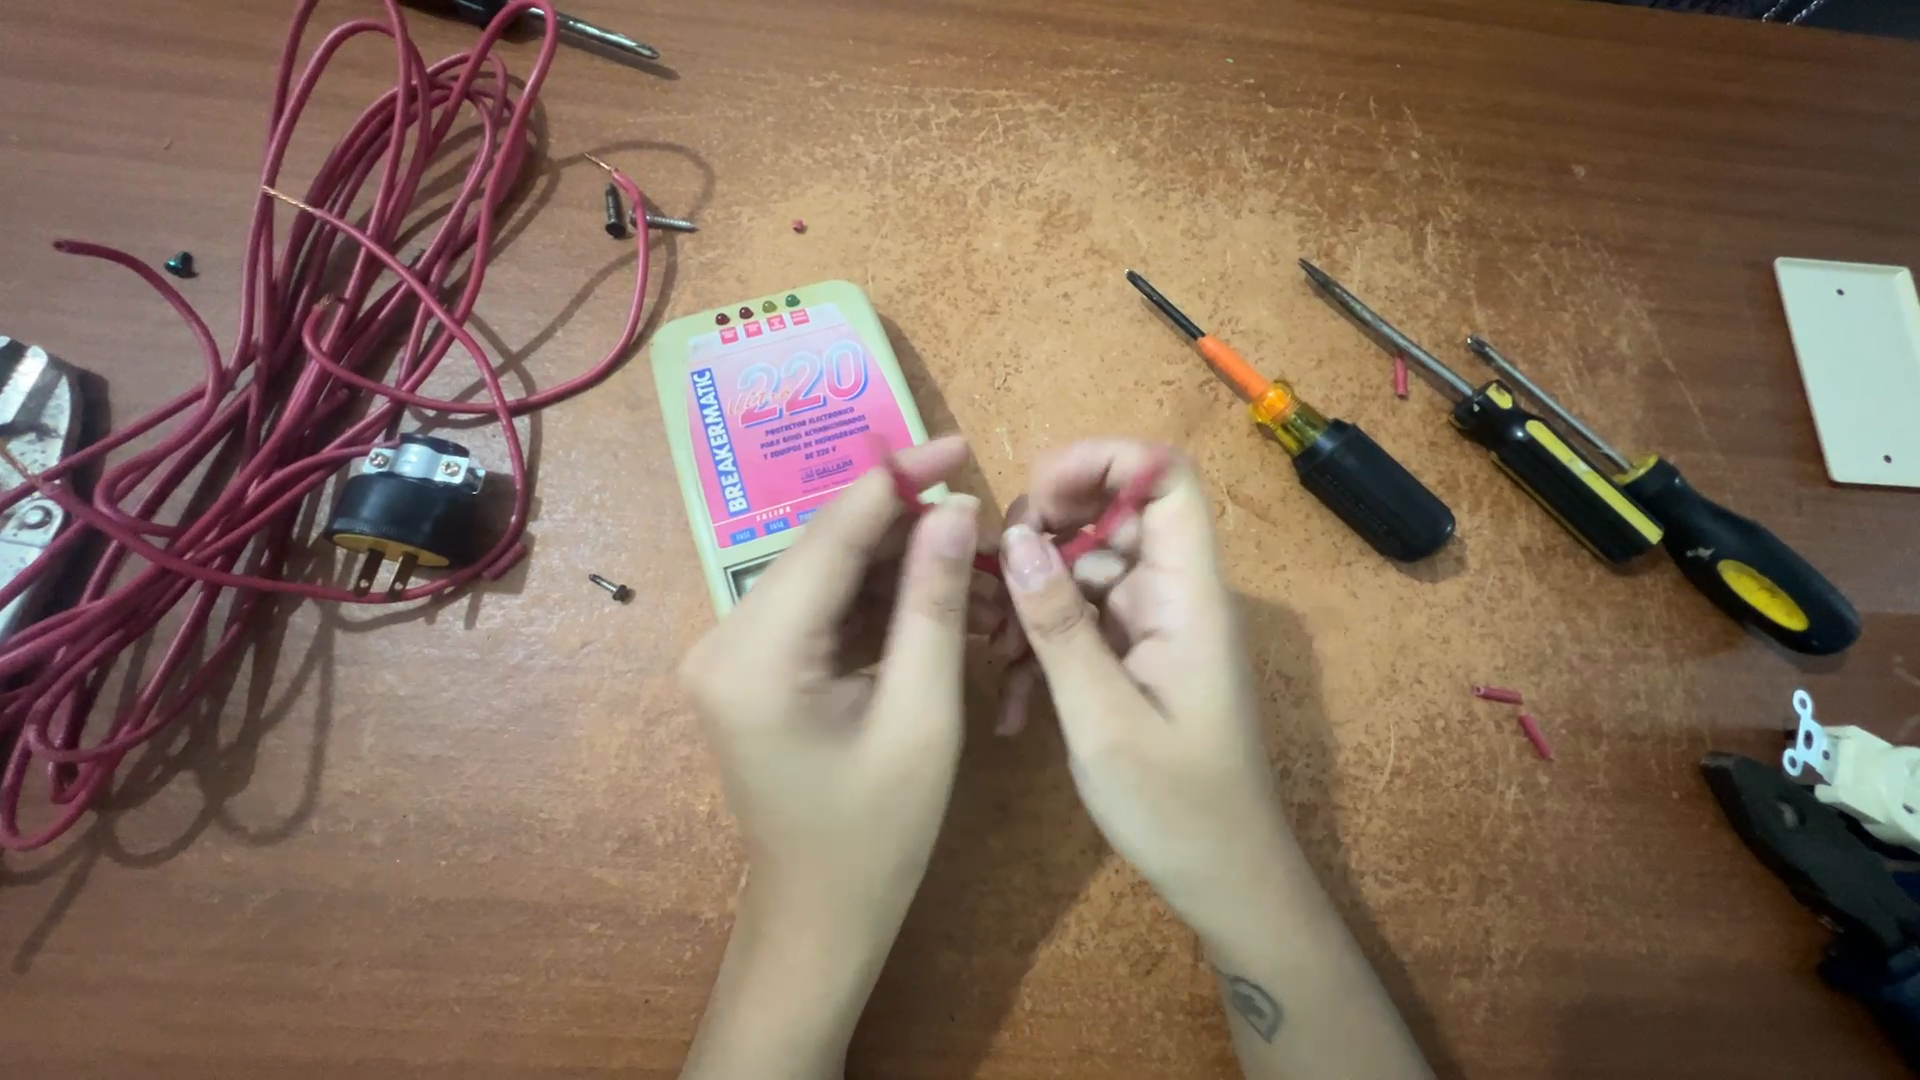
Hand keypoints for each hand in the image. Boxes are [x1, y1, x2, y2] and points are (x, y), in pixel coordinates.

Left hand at [679, 434, 985, 935]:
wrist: (822, 913)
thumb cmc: (879, 832)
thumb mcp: (922, 715)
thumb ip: (932, 603)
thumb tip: (952, 510)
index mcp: (755, 655)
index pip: (830, 536)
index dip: (897, 481)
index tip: (958, 444)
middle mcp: (726, 638)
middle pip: (828, 549)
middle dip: (907, 528)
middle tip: (984, 526)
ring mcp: (735, 650)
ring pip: (831, 573)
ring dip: (902, 564)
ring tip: (974, 573)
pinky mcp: (755, 663)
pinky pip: (825, 607)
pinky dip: (881, 599)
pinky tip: (935, 602)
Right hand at [999, 440, 1295, 942]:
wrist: (1222, 879)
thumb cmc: (1176, 804)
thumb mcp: (1102, 715)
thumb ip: (1058, 623)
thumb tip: (1017, 538)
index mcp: (1188, 594)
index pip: (1167, 481)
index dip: (1106, 462)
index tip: (1038, 492)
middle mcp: (1173, 595)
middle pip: (1112, 519)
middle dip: (1045, 538)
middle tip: (992, 580)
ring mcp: (1151, 626)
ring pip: (1083, 573)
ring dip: (1031, 602)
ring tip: (997, 657)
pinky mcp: (1132, 656)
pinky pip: (1079, 621)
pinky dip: (1042, 646)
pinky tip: (1015, 704)